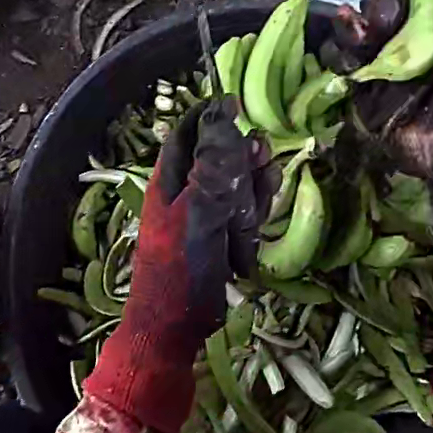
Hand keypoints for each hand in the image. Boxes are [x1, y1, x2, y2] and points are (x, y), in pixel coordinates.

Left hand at [82, 101, 264, 432]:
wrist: (176, 325)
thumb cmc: (180, 266)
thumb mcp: (199, 209)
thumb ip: (216, 162)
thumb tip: (224, 110)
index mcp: (172, 176)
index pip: (191, 128)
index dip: (214, 115)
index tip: (240, 107)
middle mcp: (188, 188)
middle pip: (223, 154)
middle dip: (244, 156)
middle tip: (260, 158)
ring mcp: (206, 213)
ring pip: (240, 183)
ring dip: (253, 190)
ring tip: (254, 205)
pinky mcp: (221, 235)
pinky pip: (244, 212)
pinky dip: (252, 218)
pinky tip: (250, 235)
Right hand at [326, 0, 432, 181]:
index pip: (417, 4)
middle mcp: (409, 50)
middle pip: (385, 16)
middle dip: (381, 2)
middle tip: (384, 1)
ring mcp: (385, 73)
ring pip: (363, 38)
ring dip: (359, 21)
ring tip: (364, 14)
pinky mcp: (367, 96)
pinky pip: (349, 68)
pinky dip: (342, 49)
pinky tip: (347, 34)